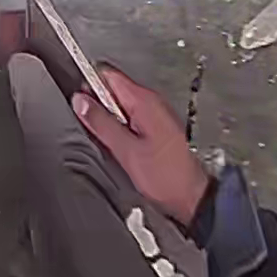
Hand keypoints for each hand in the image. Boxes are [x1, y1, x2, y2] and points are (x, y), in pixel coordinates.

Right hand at [73, 66, 210, 223]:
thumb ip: (100, 122)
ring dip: (110, 119)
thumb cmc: (168, 178)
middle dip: (99, 106)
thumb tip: (79, 101)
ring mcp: (155, 113)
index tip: (82, 104)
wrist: (197, 202)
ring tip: (115, 144)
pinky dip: (121, 128)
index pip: (106, 73)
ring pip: (119, 104)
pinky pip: (130, 116)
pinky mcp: (157, 126)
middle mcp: (151, 101)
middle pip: (111, 88)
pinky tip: (125, 148)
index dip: (89, 86)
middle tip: (100, 131)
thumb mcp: (126, 151)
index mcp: (143, 100)